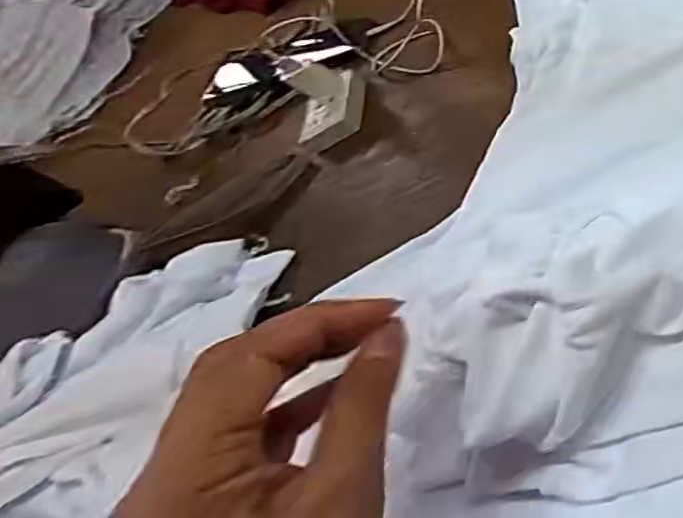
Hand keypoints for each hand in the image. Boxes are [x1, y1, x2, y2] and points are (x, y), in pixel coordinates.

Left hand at [113, 300, 405, 517]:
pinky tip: (338, 396)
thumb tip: (389, 331)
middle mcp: (161, 475)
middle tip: (380, 321)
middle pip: (231, 369)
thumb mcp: (342, 487)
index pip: (247, 358)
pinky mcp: (196, 504)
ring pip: (231, 396)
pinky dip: (293, 398)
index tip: (392, 313)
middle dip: (311, 332)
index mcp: (184, 470)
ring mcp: (174, 491)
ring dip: (303, 360)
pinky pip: (238, 430)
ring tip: (368, 346)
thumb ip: (363, 401)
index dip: (322, 320)